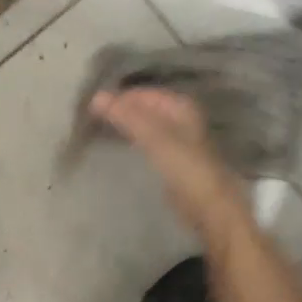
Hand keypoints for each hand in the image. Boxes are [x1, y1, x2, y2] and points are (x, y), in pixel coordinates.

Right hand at [91, 89, 254, 242]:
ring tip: (99, 129)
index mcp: (180, 106)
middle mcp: (181, 118)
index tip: (92, 107)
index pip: (143, 94)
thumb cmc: (185, 167)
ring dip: (125, 125)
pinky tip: (118, 147)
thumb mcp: (154, 137)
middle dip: (121, 110)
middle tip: (91, 117)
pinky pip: (147, 143)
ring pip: (145, 125)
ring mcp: (178, 141)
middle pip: (144, 108)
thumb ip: (126, 116)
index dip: (119, 97)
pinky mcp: (173, 161)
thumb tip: (96, 96)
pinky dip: (132, 141)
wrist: (210, 207)